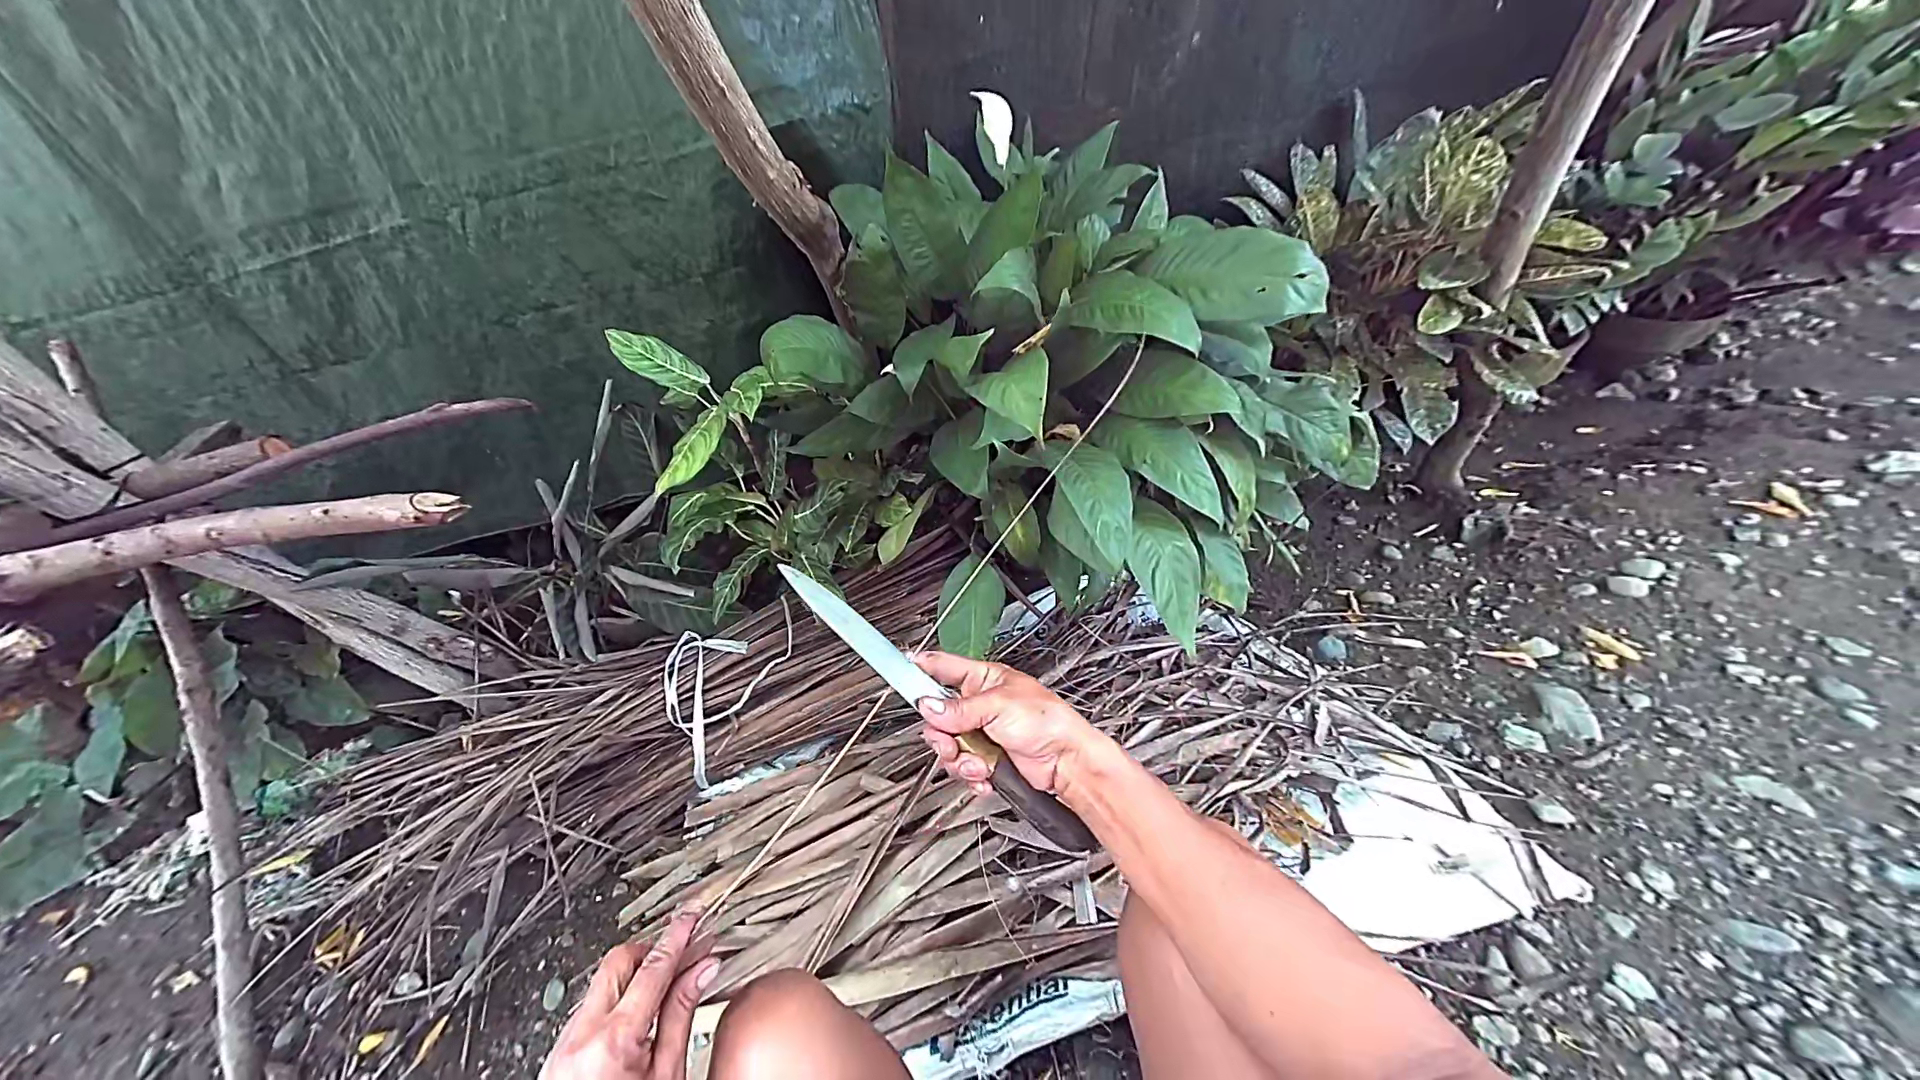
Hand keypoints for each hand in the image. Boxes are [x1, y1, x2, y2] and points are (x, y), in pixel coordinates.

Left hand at [539, 907, 716, 1079]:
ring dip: (634, 976)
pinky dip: (616, 1001)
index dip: (677, 935)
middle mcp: (579, 1038)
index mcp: (613, 1041)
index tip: (692, 915)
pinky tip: (638, 1013)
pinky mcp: (555, 1058)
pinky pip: (588, 1010)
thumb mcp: (668, 1075)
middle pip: (618, 961)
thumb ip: (683, 1013)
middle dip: (651, 948)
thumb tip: (703, 969)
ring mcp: (561, 1048)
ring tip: (665, 985)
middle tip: (681, 948)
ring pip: (601, 984)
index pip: (652, 966)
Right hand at [910, 651, 1109, 802]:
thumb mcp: (999, 706)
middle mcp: (980, 706)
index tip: (901, 667)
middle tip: (951, 740)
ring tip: (976, 761)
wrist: (1069, 762)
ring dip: (959, 759)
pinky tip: (986, 773)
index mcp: (984, 680)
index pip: (944, 667)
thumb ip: (960, 709)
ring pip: (948, 746)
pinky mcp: (987, 759)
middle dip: (942, 734)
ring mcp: (983, 733)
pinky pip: (963, 768)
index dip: (921, 668)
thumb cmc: (1049, 722)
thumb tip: (930, 705)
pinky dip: (972, 775)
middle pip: (938, 716)